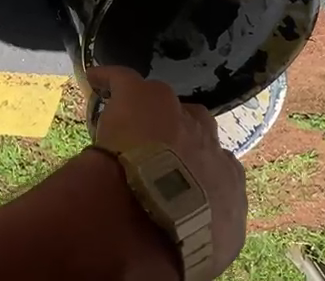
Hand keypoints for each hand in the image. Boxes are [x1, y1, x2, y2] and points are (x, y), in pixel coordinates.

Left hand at [87, 65, 247, 276]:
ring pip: (164, 100)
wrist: (154, 214)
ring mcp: (176, 115)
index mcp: (229, 181)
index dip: (199, 167)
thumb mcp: (210, 247)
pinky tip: (95, 78)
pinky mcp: (144, 96)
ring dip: (150, 109)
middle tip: (157, 144)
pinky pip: (123, 79)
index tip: (182, 176)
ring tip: (129, 116)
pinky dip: (109, 78)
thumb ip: (210, 229)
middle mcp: (208, 143)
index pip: (221, 167)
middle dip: (181, 132)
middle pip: (198, 125)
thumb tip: (196, 232)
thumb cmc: (184, 241)